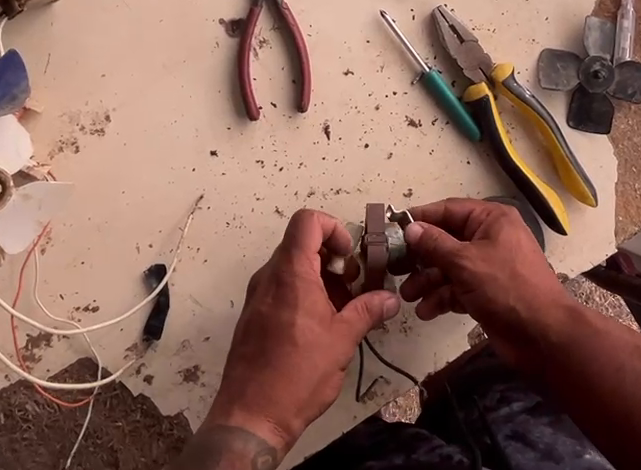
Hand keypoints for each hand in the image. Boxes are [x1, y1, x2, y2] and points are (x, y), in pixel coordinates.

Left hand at [206, 210, 400, 455]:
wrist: (250, 419)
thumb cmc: (297, 374)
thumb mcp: (342, 340)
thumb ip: (368, 311)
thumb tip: (390, 299)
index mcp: (290, 273)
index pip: (308, 221)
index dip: (333, 228)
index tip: (349, 257)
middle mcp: (269, 277)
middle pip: (302, 244)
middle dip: (333, 259)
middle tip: (353, 286)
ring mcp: (258, 297)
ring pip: (292, 267)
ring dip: (321, 278)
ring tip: (341, 310)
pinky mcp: (253, 317)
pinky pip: (281, 288)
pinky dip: (304, 294)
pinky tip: (320, 326)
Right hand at [399, 198, 575, 366]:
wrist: (543, 335)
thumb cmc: (506, 287)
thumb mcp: (466, 262)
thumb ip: (435, 244)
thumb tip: (411, 227)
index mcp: (491, 219)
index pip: (449, 210)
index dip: (422, 218)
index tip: (394, 227)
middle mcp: (489, 238)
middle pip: (447, 240)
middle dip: (422, 256)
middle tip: (395, 269)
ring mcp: (488, 266)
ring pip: (449, 266)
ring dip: (428, 280)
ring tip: (407, 296)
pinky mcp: (486, 292)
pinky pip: (457, 288)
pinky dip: (442, 297)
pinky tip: (426, 311)